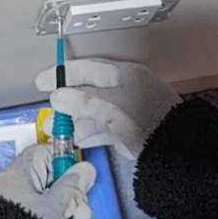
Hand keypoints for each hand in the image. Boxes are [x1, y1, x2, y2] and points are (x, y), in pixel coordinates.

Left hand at [0, 142, 96, 218]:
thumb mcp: (54, 205)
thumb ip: (72, 186)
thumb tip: (86, 168)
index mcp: (20, 173)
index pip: (43, 153)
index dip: (64, 160)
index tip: (79, 175)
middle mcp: (16, 185)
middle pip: (51, 179)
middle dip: (72, 195)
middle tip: (82, 210)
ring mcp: (17, 205)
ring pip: (50, 200)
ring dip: (68, 211)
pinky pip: (42, 215)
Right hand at [36, 59, 181, 159]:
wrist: (175, 150)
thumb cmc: (144, 120)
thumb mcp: (111, 108)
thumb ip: (83, 102)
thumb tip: (57, 96)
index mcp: (124, 74)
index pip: (87, 68)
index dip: (63, 74)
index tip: (42, 82)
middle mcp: (125, 88)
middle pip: (89, 91)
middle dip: (66, 103)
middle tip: (49, 113)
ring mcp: (127, 109)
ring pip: (94, 111)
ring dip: (75, 121)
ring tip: (57, 131)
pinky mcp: (129, 129)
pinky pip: (103, 126)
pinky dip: (89, 132)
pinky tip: (76, 139)